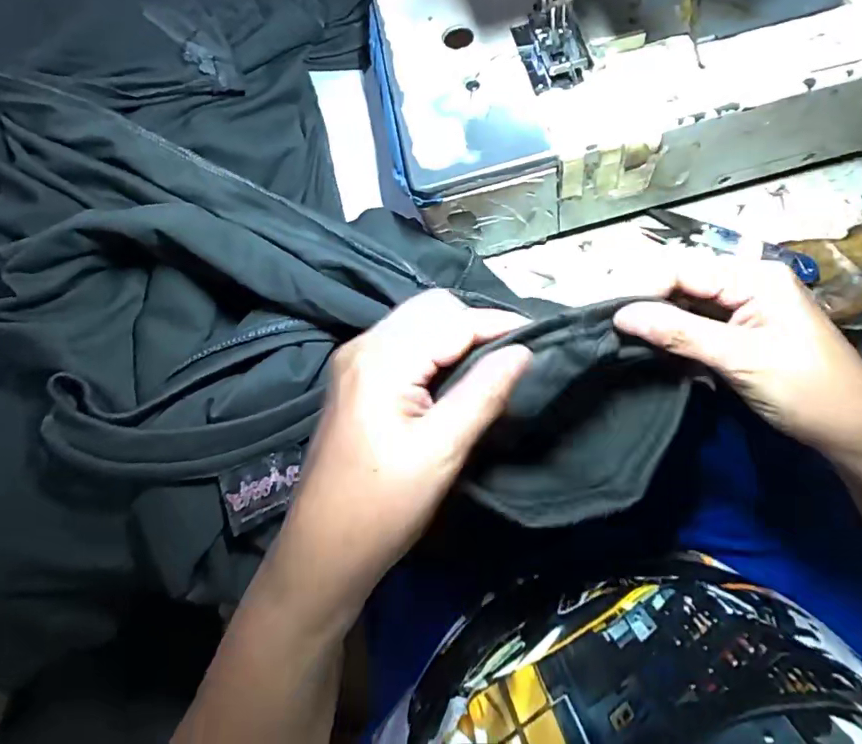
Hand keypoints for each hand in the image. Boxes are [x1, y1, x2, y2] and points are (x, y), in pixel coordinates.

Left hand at [275, 290, 532, 610]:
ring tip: (491, 362)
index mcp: (381, 361)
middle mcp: (363, 346)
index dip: (498, 324)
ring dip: (457, 332)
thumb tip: (524, 350)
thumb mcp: (442, 451)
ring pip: (418, 319)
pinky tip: (456, 373)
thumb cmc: (383, 508)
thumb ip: (484, 393)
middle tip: (512, 355)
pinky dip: (436, 345)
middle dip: (476, 323)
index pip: (451, 320)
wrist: (322, 553)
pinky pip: (405, 339)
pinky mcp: (355, 376)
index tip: (539, 338)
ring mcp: (355, 359)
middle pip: (432, 308)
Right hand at [614, 252, 861, 463]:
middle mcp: (749, 282)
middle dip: (648, 301)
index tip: (609, 314)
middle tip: (610, 326)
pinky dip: (678, 335)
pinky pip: (701, 324)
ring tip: (622, 336)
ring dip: (660, 319)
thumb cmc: (806, 389)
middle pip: (685, 282)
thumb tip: (620, 315)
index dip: (645, 288)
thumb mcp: (740, 359)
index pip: (685, 269)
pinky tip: (653, 346)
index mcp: (755, 276)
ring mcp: (748, 308)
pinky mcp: (745, 333)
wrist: (858, 433)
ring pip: (690, 304)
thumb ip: (679, 333)